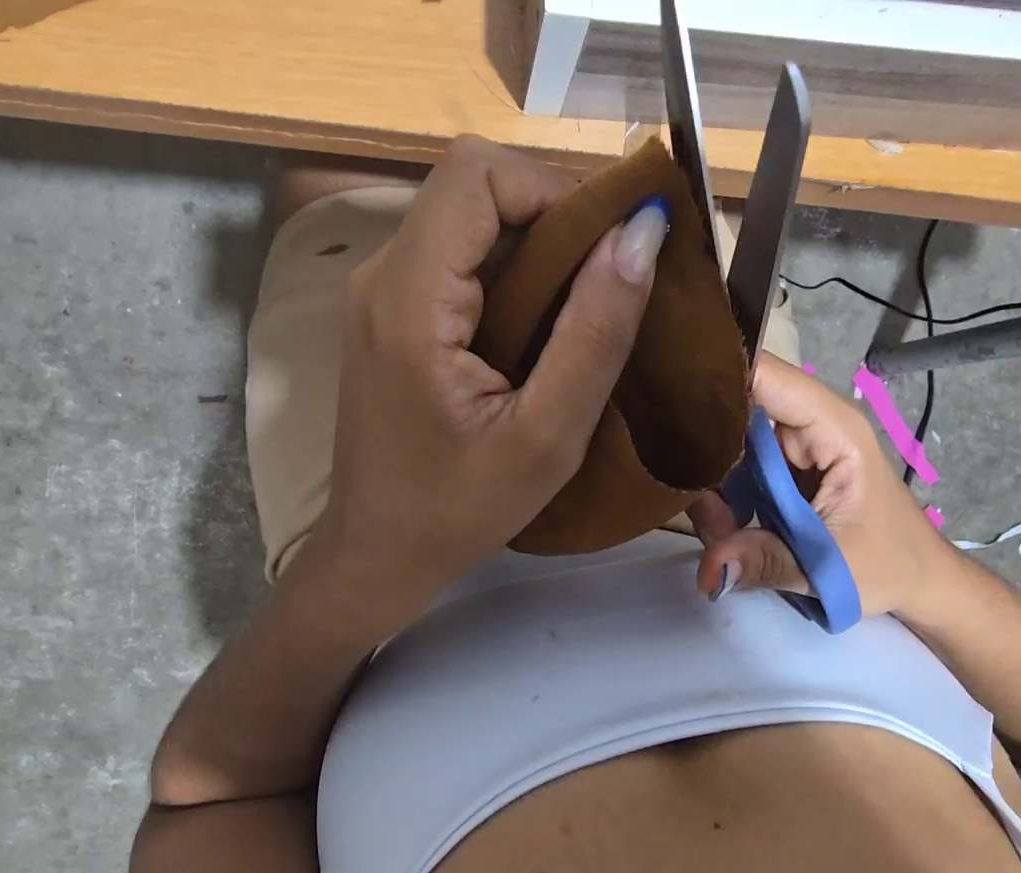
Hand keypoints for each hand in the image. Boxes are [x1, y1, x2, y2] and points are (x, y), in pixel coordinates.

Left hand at [308, 136, 669, 618]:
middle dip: (552, 223)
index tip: (604, 254)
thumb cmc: (459, 510)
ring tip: (574, 322)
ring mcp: (379, 294)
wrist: (379, 552)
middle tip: (601, 293)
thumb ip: (595, 334)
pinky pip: (456, 262)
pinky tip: (535, 339)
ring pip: (468, 223)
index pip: (478, 172)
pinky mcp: (389, 315)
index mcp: (409, 298)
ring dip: (534, 255)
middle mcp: (381, 276)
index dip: (552, 191)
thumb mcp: (546, 436)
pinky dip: (508, 279)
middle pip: (473, 190)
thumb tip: (642, 236)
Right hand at [689, 352, 956, 620]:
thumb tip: (708, 568)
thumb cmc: (890, 565)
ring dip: (711, 484)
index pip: (768, 376)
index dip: (718, 376)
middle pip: (737, 408)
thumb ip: (766, 562)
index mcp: (833, 429)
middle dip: (705, 449)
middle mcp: (808, 428)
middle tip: (691, 499)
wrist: (918, 584)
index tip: (664, 393)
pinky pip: (736, 471)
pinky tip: (724, 529)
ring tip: (719, 528)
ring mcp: (792, 450)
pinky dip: (722, 498)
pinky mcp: (782, 474)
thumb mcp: (829, 567)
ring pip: (729, 444)